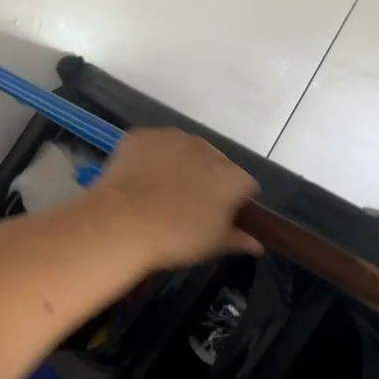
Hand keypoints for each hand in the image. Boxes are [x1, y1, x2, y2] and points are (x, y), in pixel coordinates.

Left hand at [91, 129, 261, 268]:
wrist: (124, 220)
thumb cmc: (177, 237)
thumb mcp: (214, 244)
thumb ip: (238, 238)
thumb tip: (255, 243)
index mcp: (230, 176)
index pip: (245, 184)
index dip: (238, 200)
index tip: (225, 214)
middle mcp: (204, 148)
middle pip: (215, 161)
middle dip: (209, 177)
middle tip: (192, 201)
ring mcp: (170, 137)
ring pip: (184, 148)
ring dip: (181, 162)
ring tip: (164, 187)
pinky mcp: (141, 135)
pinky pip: (154, 143)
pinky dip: (152, 155)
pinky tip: (142, 175)